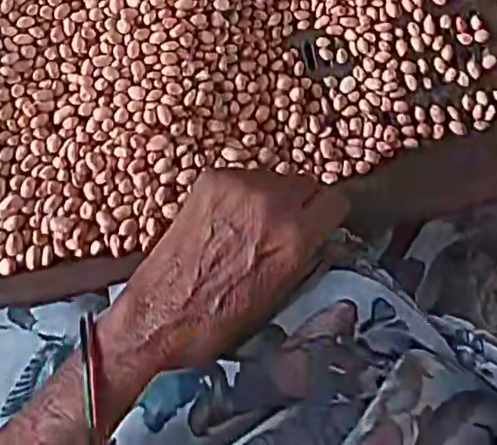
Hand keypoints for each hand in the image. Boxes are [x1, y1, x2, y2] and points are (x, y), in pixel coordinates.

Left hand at [100, 170, 345, 370]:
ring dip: (270, 196)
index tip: (321, 221)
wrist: (161, 311)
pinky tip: (227, 219)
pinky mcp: (212, 177)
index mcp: (294, 237)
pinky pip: (243, 176)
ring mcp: (239, 184)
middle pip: (305, 184)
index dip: (328, 214)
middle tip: (283, 227)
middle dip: (300, 204)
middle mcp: (270, 203)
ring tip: (249, 226)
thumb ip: (304, 255)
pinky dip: (241, 193)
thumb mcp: (280, 295)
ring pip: (273, 178)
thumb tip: (318, 235)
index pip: (334, 201)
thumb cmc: (219, 318)